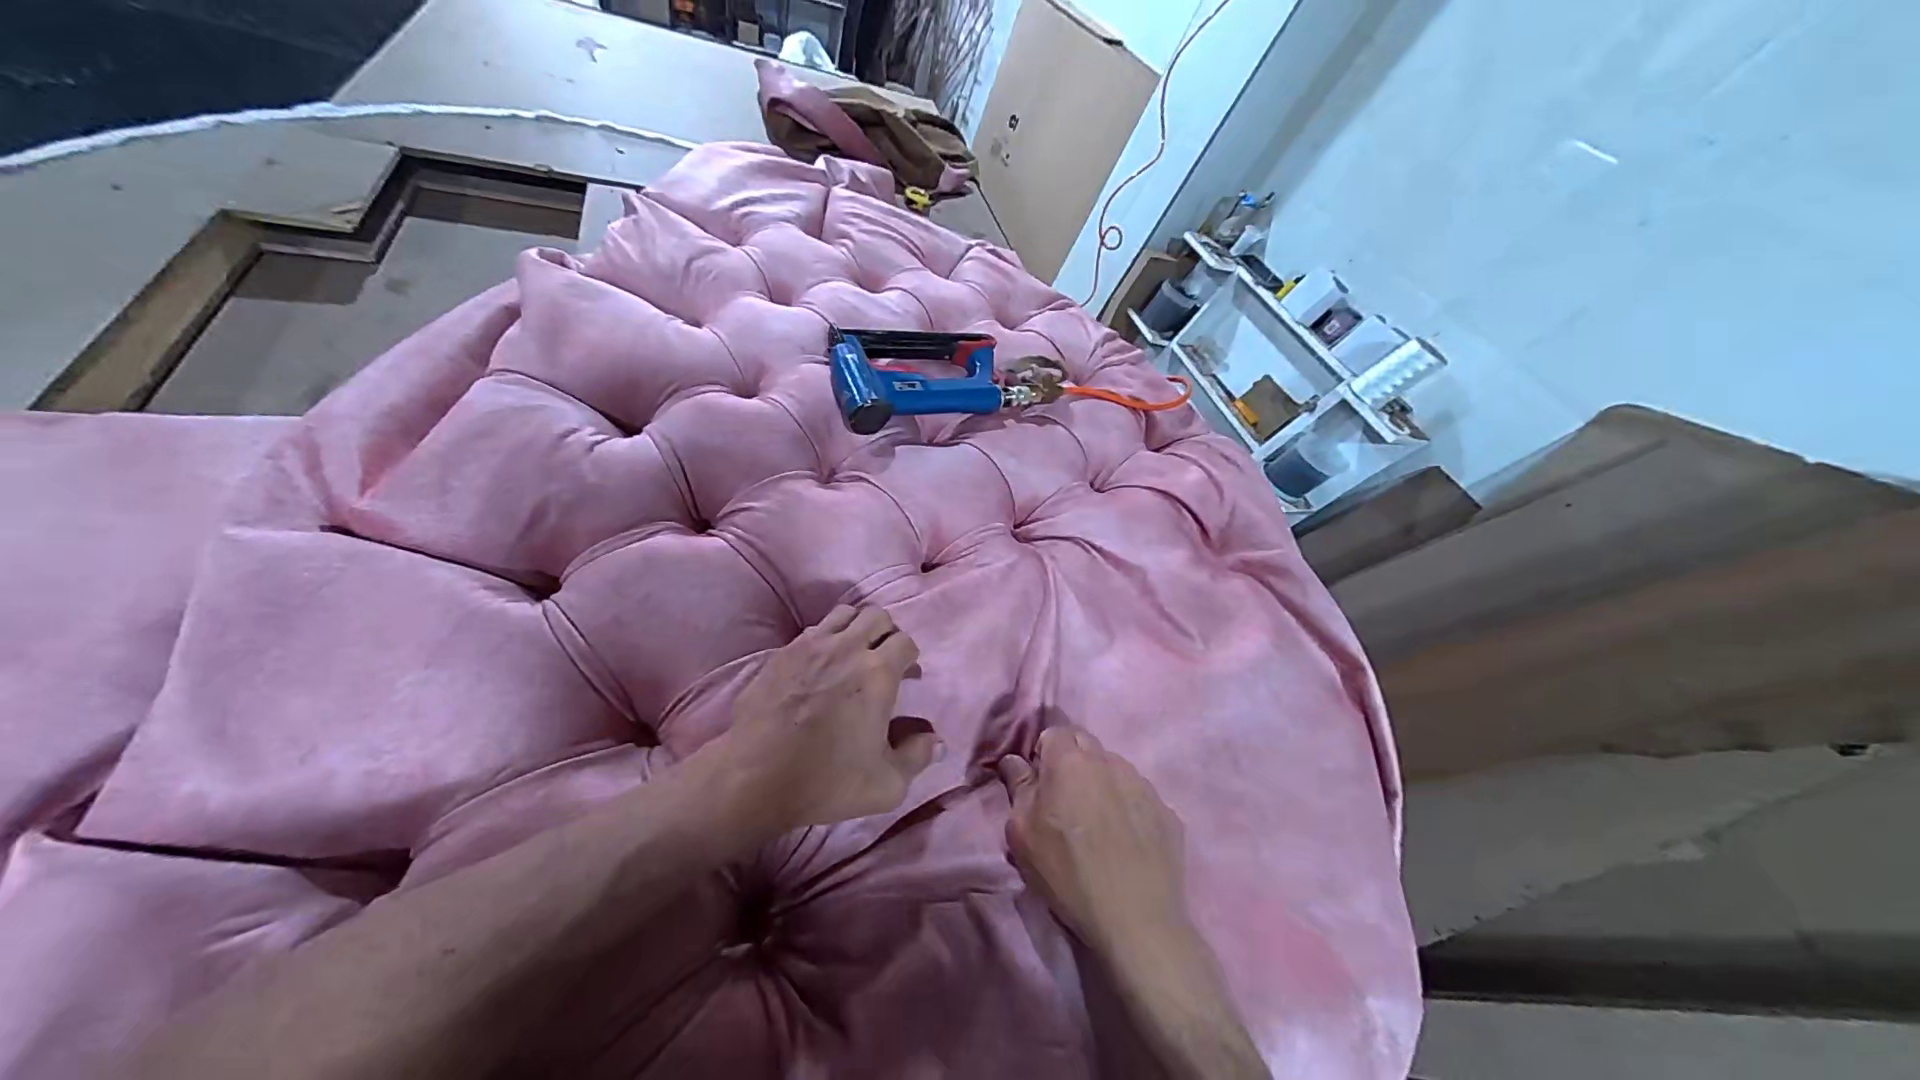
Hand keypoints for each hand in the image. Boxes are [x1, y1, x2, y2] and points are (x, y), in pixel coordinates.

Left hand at [708, 605, 939, 831]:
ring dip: (856, 628)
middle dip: (887, 634)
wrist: (754, 777)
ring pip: (844, 613)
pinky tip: (821, 665)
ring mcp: (810, 646)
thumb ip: (918, 757)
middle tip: (883, 662)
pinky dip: (826, 638)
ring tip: (852, 655)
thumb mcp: (887, 784)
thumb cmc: (826, 781)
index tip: (907, 678)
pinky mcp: (782, 653)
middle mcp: (846, 648)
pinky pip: (813, 630)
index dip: (911, 658)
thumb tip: (937, 742)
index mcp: (878, 673)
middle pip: (877, 616)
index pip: (905, 641)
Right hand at [998, 727, 1188, 952]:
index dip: (1043, 753)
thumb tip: (1013, 760)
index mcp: (1070, 762)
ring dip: (1101, 782)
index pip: (1054, 732)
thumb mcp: (1022, 834)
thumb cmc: (1067, 873)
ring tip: (1097, 822)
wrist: (1136, 919)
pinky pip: (1139, 796)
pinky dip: (1128, 806)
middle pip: (1086, 743)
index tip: (1039, 782)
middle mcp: (1109, 762)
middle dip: (1072, 760)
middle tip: (1064, 799)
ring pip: (1115, 767)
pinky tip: (1125, 840)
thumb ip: (1017, 787)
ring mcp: (1144, 785)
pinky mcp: (1167, 811)